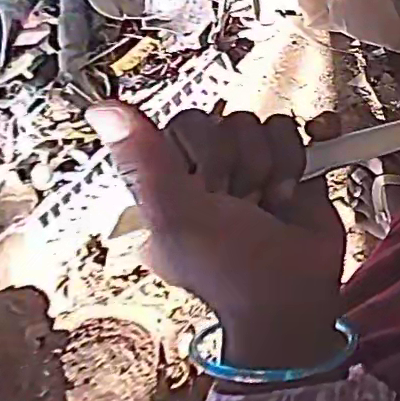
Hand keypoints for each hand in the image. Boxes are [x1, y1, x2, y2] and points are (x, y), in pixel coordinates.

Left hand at [87, 102, 345, 373]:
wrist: (294, 291)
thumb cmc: (231, 269)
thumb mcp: (177, 217)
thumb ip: (145, 161)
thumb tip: (103, 109)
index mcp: (170, 182)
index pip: (184, 124)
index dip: (206, 151)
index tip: (212, 189)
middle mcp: (209, 170)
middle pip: (227, 121)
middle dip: (242, 162)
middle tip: (241, 200)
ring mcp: (251, 167)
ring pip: (262, 125)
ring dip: (272, 166)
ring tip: (268, 202)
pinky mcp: (288, 166)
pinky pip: (292, 133)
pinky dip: (295, 162)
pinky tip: (289, 193)